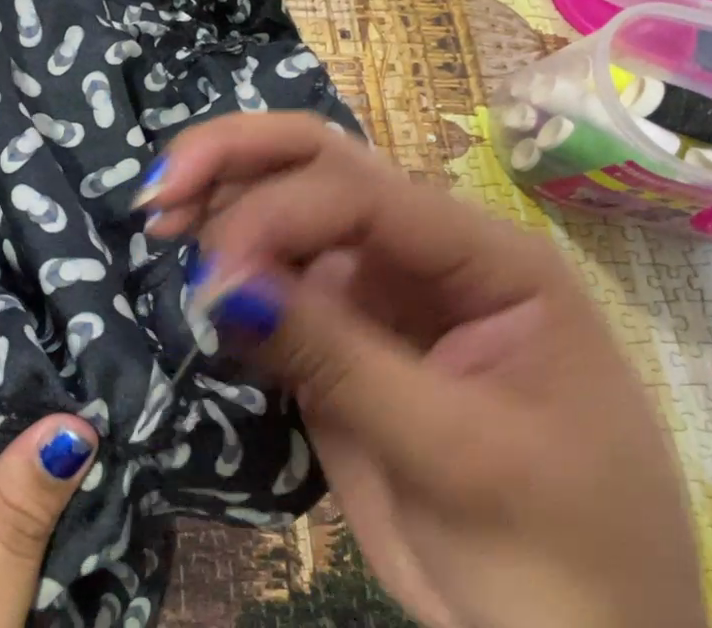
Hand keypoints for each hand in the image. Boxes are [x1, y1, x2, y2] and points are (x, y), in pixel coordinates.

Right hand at [141, 113, 704, 627]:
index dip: (274, 213)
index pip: (363, 195)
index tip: (211, 275)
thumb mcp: (454, 452)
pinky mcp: (332, 336)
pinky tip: (185, 278)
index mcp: (489, 261)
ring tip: (157, 226)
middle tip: (159, 194)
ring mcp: (374, 293)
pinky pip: (267, 279)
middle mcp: (425, 256)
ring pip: (282, 209)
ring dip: (216, 202)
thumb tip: (219, 283)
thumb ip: (337, 358)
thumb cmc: (554, 551)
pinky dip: (220, 267)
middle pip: (320, 163)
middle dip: (232, 160)